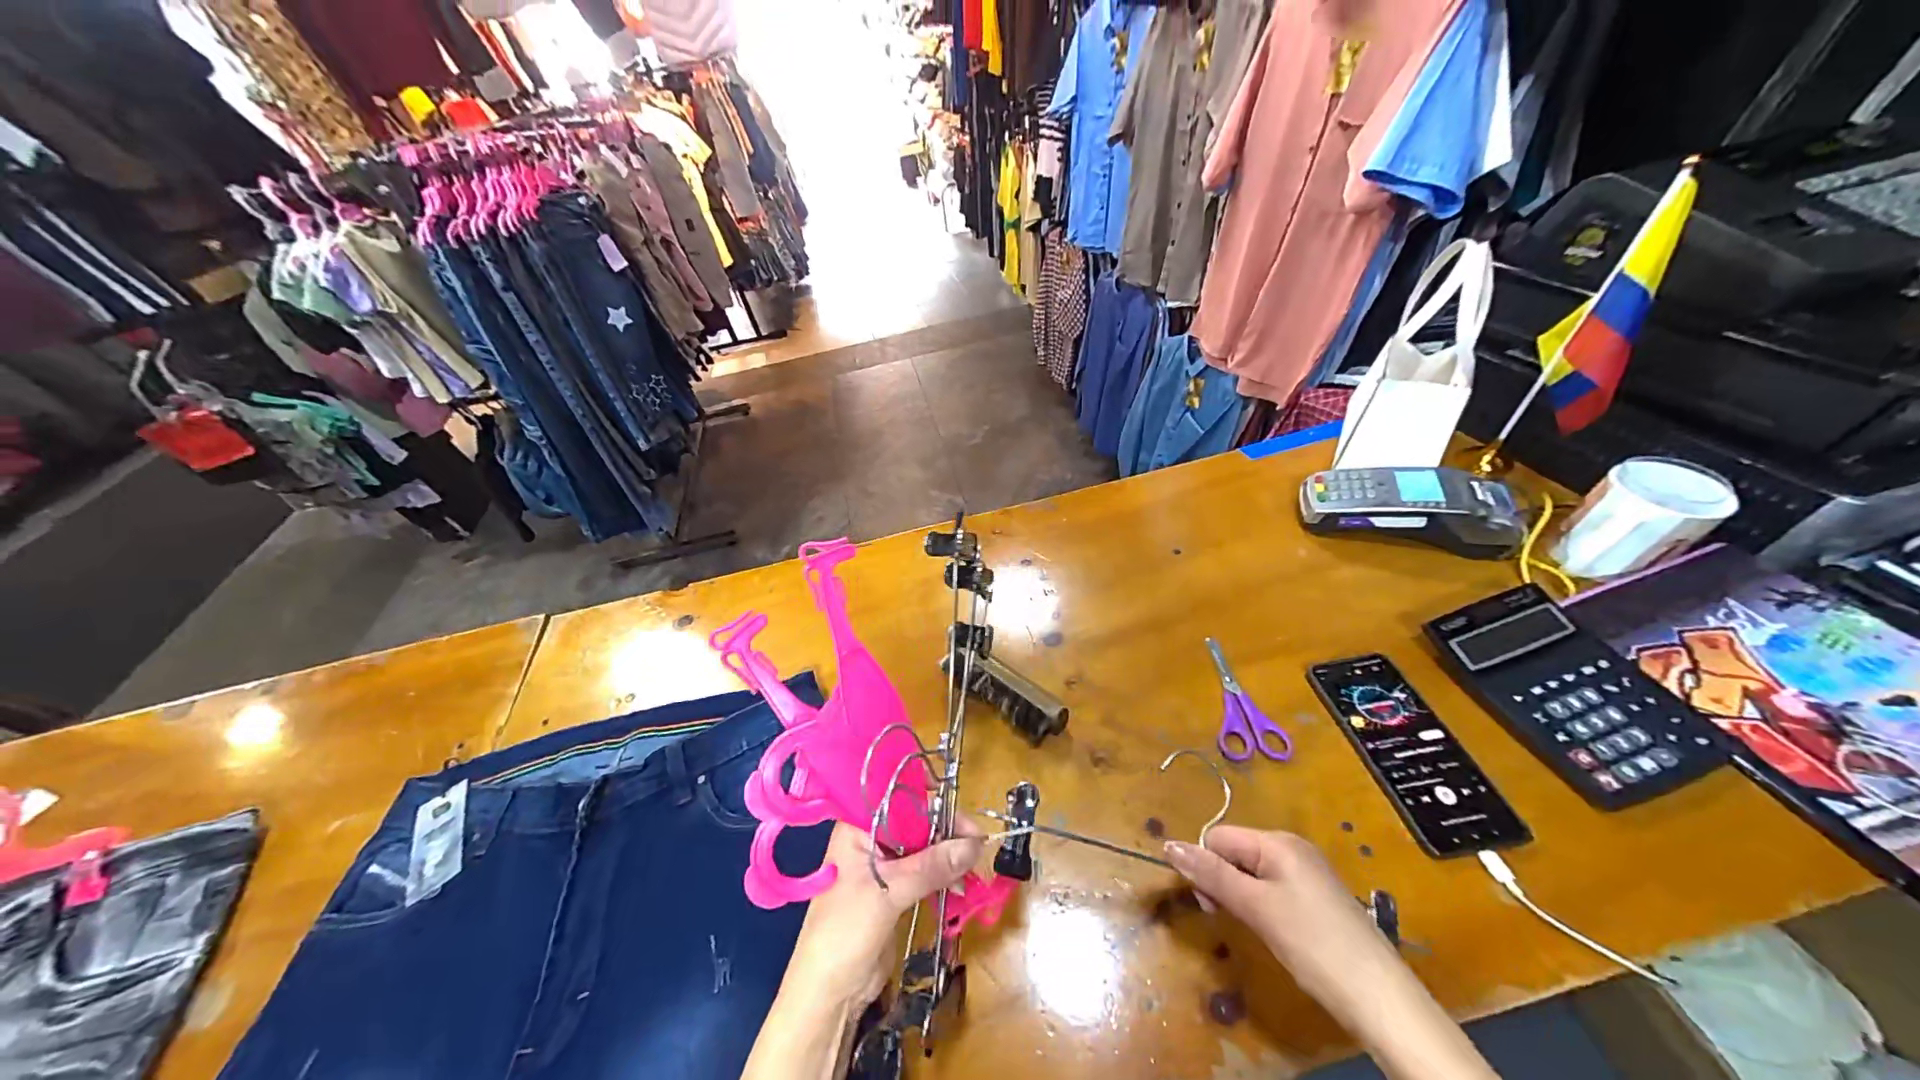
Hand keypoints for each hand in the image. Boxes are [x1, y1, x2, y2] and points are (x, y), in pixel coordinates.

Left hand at [782, 818, 986, 1008]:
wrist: (827, 993)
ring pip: (924, 847)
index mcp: (857, 827)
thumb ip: (931, 866)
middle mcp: (870, 839)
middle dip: (947, 833)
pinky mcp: (894, 890)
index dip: (933, 804)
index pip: (900, 800)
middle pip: (916, 822)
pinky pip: (925, 872)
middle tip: (977, 848)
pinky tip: (959, 888)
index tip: (964, 819)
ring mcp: (882, 865)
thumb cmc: (844, 932)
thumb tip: (974, 845)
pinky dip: (943, 876)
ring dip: (949, 857)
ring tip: (971, 873)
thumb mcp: (889, 893)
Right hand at [1163, 827, 1401, 1022]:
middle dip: (1223, 881)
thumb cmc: (1312, 944)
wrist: (1380, 997)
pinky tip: (1275, 931)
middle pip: (1235, 852)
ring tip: (1256, 928)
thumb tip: (1168, 845)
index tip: (1214, 906)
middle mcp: (1293, 848)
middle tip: (1230, 918)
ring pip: (1252, 873)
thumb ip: (1211, 874)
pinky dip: (1263, 906)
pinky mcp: (1317, 898)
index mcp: (1278, 842)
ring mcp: (1308, 873)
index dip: (1206, 867)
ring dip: (1241, 896)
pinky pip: (1273, 888)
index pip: (1219, 838)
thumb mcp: (1256, 907)